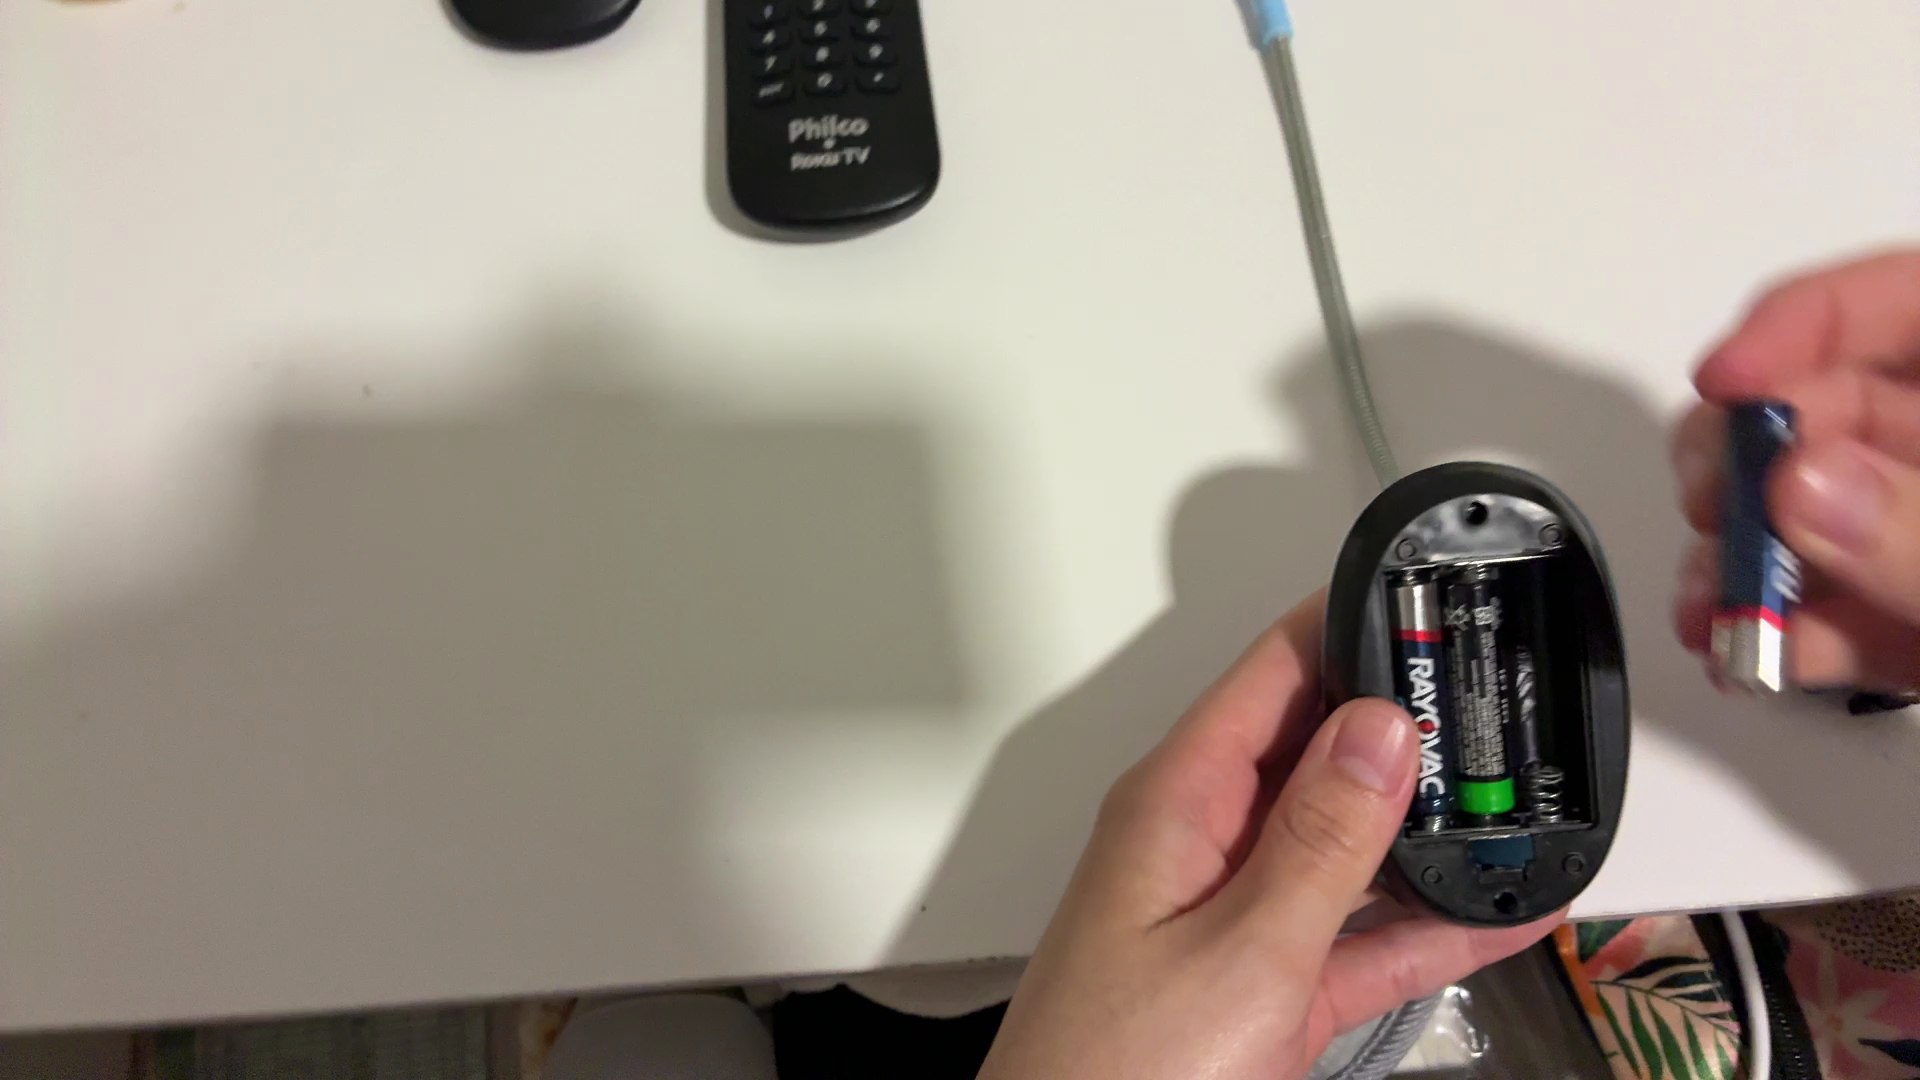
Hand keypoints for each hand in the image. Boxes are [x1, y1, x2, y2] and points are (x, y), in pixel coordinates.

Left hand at [978, 592, 1560, 1079]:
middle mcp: (1199, 831)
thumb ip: (1314, 842)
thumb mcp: (1238, 950)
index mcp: (1177, 798)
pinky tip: (1491, 907)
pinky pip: (1348, 923)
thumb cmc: (1123, 1067)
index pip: (1262, 679)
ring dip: (1413, 817)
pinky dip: (1413, 915)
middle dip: (1388, 720)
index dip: (1333, 632)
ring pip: (1336, 833)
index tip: (1409, 606)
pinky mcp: (1259, 968)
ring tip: (1507, 795)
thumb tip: (1374, 732)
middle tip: (1483, 702)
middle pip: (1305, 747)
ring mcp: (1231, 900)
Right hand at [1672, 250, 1919, 690]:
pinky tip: (1756, 653)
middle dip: (1739, 467)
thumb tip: (1798, 484)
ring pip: (1782, 509)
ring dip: (1734, 566)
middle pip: (1808, 409)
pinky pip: (1807, 591)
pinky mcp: (1898, 597)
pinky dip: (1767, 627)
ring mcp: (1915, 520)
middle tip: (1726, 516)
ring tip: (1725, 618)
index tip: (1727, 379)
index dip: (1798, 324)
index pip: (1899, 298)